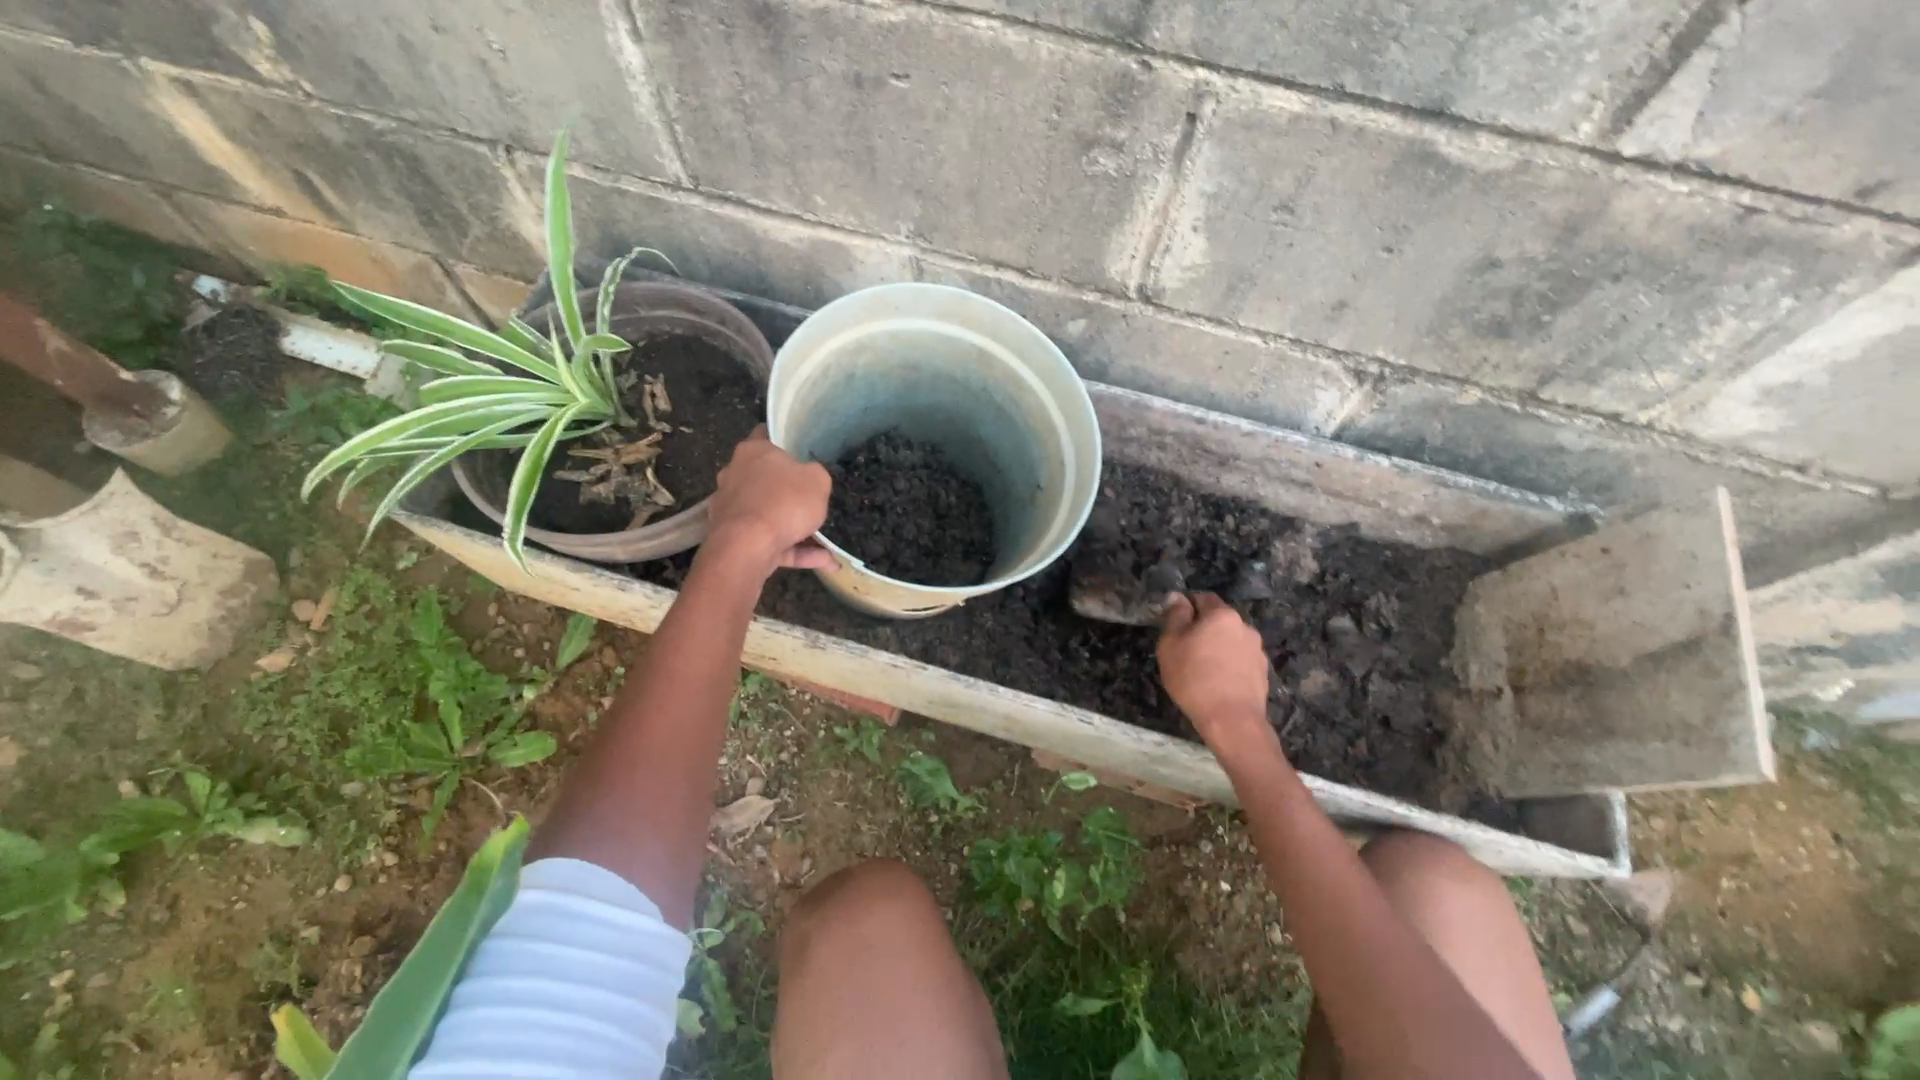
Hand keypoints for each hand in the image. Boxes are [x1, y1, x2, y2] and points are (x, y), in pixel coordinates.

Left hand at [706, 427, 835, 572]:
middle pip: (765, 478)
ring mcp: (731, 508)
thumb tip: (810, 477)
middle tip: (812, 499)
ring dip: (796, 528)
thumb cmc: (784, 502)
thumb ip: (816, 474)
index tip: (801, 450)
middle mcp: (735, 475)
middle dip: (787, 490)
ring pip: (768, 514)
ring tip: (827, 545)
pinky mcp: (732, 538)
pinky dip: (794, 550)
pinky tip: (824, 561)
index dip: (783, 441)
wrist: (747, 547)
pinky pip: (770, 542)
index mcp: (752, 451)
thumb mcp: (818, 480)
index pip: (765, 434)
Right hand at [1157, 593, 1281, 765]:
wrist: (1231, 720)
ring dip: (1218, 647)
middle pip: (1219, 620)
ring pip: (1231, 640)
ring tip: (1202, 669)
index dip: (1186, 607)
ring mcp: (1257, 650)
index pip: (1203, 597)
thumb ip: (1175, 616)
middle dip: (1203, 629)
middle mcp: (1244, 626)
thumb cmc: (1194, 678)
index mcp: (1222, 614)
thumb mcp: (1171, 644)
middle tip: (1184, 649)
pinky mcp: (1262, 672)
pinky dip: (1229, 664)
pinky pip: (1240, 660)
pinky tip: (1218, 682)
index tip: (1173, 626)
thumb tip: (1178, 597)